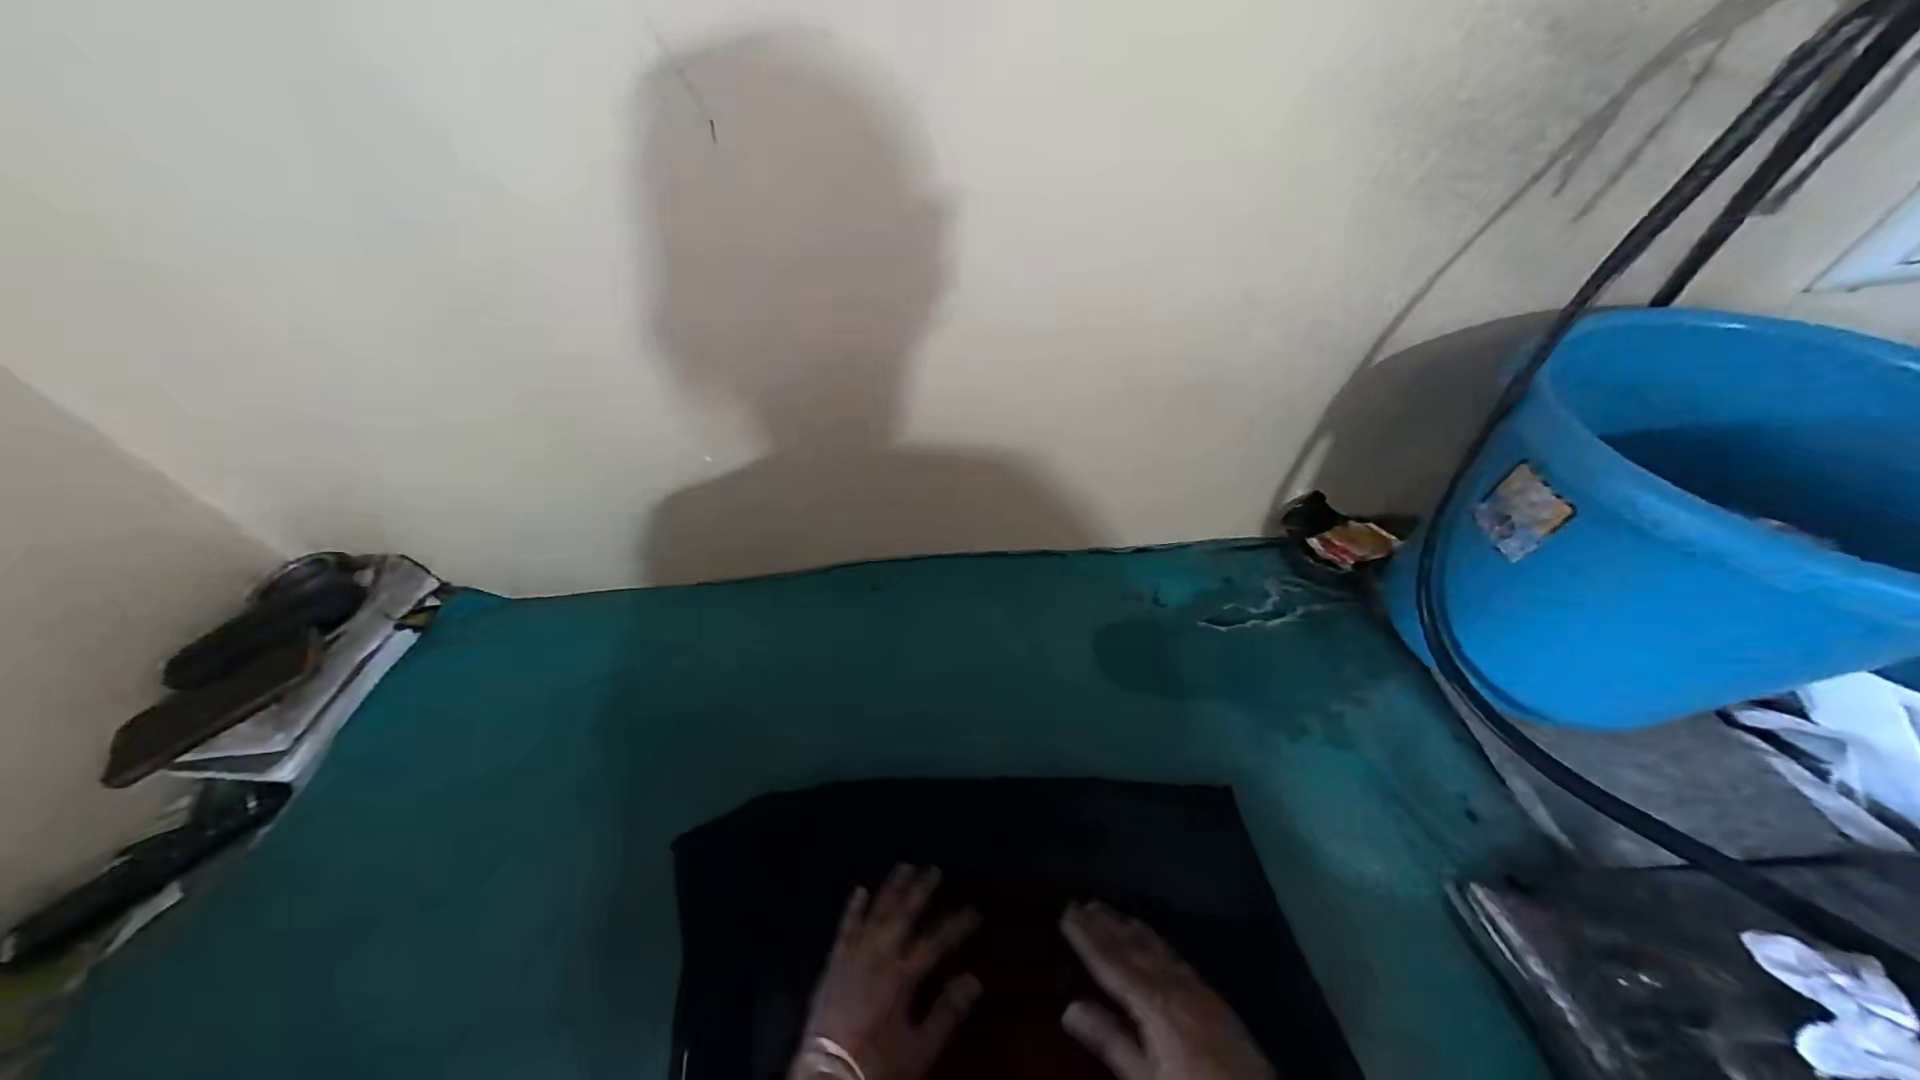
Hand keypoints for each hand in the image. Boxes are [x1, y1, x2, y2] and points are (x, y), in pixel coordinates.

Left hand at [791, 865, 983, 1079]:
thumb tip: (974, 980)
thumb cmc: (878, 1065)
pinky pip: (845, 928)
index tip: (974, 912)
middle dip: (921, 891)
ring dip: (891, 889)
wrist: (828, 1078)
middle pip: (904, 915)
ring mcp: (854, 956)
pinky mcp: (834, 964)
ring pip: (876, 913)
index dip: (956, 926)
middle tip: (934, 869)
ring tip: (904, 868)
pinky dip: (853, 908)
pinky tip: (859, 891)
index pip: (936, 942)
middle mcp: (879, 956)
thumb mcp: (920, 1047)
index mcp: (903, 975)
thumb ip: (947, 1012)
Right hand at [1059, 901, 1277, 1079]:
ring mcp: (1196, 989)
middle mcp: (1175, 987)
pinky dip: (1152, 940)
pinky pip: (1173, 956)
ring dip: (1126, 927)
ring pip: (1154, 947)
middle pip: (1133, 948)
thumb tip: (1070, 1008)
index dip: (1087, 938)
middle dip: (1104, 925)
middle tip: (1079, 903)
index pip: (1113, 964)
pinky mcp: (1211, 996)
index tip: (1066, 914)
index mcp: (1157, 1007)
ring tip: (1104, 909)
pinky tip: (1146, 937)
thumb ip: (1111, 1043)